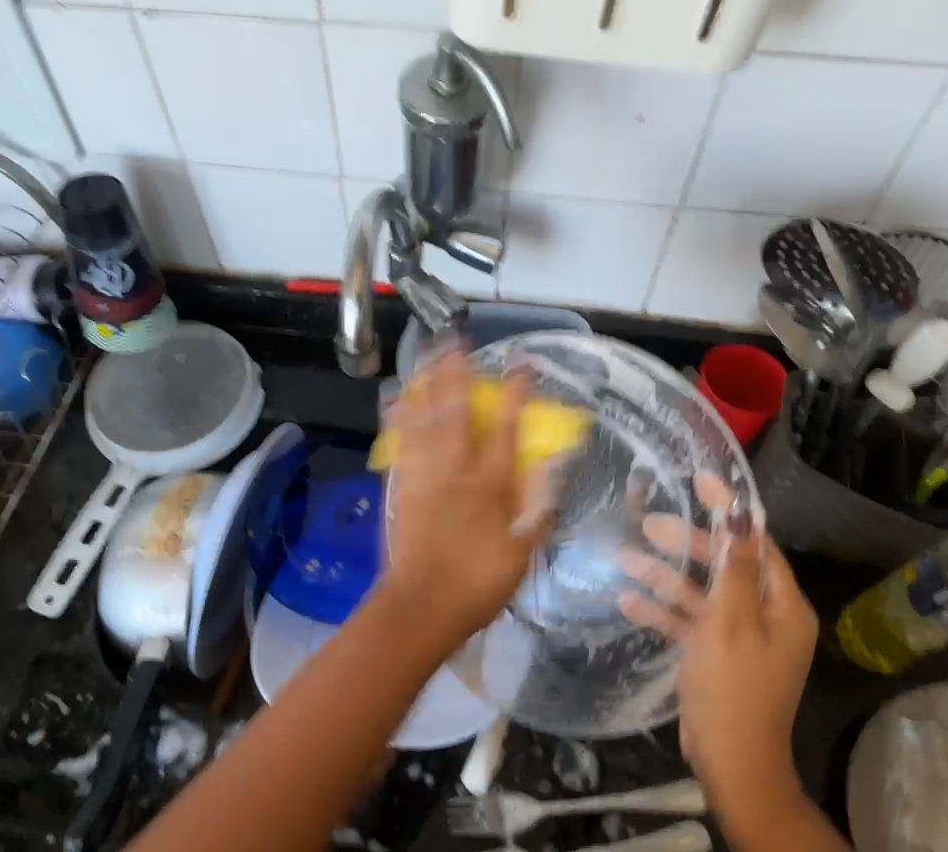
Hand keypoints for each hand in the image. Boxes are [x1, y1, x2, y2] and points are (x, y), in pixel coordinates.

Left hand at [379, 344, 553, 647]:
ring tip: (425, 356)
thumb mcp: (522, 551)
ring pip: (424, 419)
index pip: (507, 428)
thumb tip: (552, 469)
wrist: (421, 606)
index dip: (515, 394)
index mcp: (490, 484)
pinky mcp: (400, 485)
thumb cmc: (478, 583)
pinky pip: (399, 441)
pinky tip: (395, 399)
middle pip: (455, 411)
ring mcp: (423, 474)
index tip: (521, 366)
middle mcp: (455, 469)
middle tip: (455, 340)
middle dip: (458, 373)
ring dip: (426, 384)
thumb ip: (538, 507)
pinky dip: (398, 416)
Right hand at [618, 475, 818, 808]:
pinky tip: (628, 599)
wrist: (731, 764)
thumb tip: (741, 515)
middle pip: (724, 564)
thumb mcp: (731, 622)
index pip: (756, 541)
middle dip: (687, 543)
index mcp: (782, 604)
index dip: (729, 509)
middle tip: (648, 523)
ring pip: (701, 593)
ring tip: (625, 557)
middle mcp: (765, 615)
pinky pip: (689, 622)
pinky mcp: (716, 656)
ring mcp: (740, 637)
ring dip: (665, 576)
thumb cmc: (733, 688)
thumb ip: (734, 567)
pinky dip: (663, 610)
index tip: (700, 480)